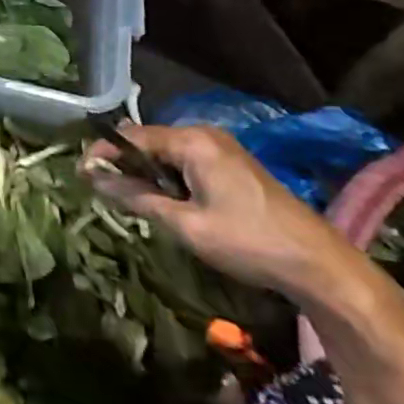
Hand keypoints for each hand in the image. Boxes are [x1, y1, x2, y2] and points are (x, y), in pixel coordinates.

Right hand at [85, 125, 365, 301]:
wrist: (323, 268)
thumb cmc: (249, 242)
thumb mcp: (184, 224)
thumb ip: (135, 196)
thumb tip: (91, 177)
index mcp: (192, 141)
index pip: (130, 136)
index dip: (102, 153)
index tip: (80, 175)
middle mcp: (205, 135)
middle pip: (146, 141)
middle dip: (122, 164)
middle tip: (102, 191)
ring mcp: (221, 148)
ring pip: (164, 153)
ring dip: (144, 173)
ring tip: (128, 200)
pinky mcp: (231, 165)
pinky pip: (184, 161)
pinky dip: (166, 177)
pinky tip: (163, 202)